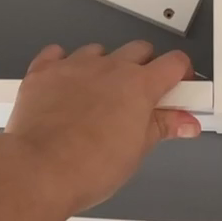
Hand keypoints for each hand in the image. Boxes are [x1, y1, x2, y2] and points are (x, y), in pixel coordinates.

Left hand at [0, 41, 199, 214]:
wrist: (38, 170)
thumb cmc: (87, 166)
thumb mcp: (137, 151)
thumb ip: (163, 127)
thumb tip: (183, 123)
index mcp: (138, 85)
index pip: (173, 63)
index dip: (180, 73)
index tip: (179, 85)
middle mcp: (108, 67)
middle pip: (139, 50)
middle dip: (145, 67)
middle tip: (141, 95)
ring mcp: (74, 66)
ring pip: (98, 51)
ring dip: (104, 66)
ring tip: (99, 96)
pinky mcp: (44, 72)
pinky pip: (56, 54)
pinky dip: (63, 64)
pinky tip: (64, 84)